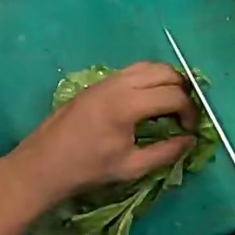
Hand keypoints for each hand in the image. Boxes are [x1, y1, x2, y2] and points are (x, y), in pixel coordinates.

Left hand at [5, 61, 197, 210]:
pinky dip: (150, 78)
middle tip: (185, 113)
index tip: (190, 130)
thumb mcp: (131, 166)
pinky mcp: (99, 82)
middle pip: (166, 72)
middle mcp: (119, 83)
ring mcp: (108, 79)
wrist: (43, 164)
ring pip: (150, 65)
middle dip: (183, 90)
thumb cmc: (87, 169)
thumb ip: (166, 152)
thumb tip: (191, 140)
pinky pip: (134, 70)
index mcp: (128, 104)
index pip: (174, 95)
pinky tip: (149, 100)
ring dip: (167, 80)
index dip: (190, 112)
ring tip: (171, 104)